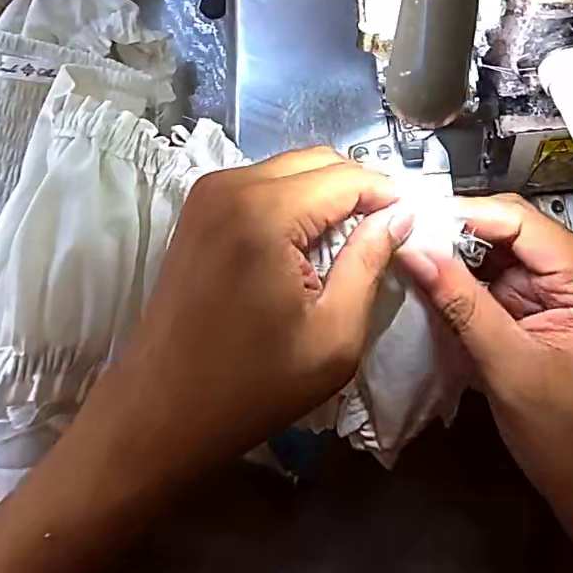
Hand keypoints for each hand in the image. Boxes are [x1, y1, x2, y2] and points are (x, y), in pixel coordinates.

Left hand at [0, 148, 407, 572]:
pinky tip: (308, 237)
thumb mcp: (333, 336)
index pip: (346, 177)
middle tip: (386, 227)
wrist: (158, 411)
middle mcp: (233, 184)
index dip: (387, 194)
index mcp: (265, 212)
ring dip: (327, 191)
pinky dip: (295, 198)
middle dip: (359, 187)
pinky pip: (264, 182)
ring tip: (352, 235)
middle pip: (318, 160)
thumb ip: (370, 262)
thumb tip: (400, 215)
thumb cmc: (251, 386)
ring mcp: (209, 190)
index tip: (414, 219)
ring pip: (291, 167)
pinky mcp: (199, 205)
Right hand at [396, 194, 572, 530]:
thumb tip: (413, 248)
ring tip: (420, 255)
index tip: (417, 217)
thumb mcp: (509, 368)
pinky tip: (446, 282)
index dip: (467, 214)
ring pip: (513, 254)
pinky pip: (517, 281)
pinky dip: (481, 282)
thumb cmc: (569, 442)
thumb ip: (460, 301)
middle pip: (520, 233)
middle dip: (464, 234)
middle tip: (412, 236)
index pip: (525, 224)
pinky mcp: (565, 311)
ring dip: (468, 257)